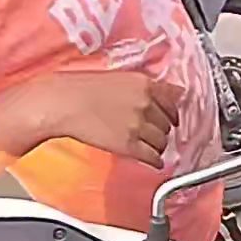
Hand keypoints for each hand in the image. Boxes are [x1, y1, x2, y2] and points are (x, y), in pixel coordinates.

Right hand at [17, 72, 184, 167]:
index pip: (172, 103)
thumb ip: (146, 88)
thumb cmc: (84, 88)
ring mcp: (138, 125)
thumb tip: (176, 93)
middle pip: (167, 125)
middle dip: (160, 131)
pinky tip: (151, 160)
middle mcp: (145, 103)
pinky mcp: (130, 145)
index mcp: (144, 84)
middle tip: (150, 134)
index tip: (170, 121)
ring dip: (157, 147)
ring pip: (163, 142)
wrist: (63, 102)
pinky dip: (155, 161)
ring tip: (146, 146)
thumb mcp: (119, 78)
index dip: (171, 115)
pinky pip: (153, 158)